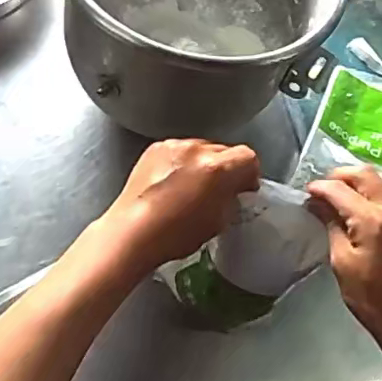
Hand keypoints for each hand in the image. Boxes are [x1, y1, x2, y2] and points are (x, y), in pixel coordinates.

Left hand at [97, 139, 258, 273]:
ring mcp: (174, 145)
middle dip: (225, 167)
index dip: (249, 173)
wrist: (133, 232)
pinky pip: (179, 149)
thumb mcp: (218, 222)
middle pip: (225, 149)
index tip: (244, 187)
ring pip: (201, 147)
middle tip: (218, 191)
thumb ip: (232, 198)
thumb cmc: (174, 235)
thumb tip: (233, 190)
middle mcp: (197, 149)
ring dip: (203, 163)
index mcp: (217, 168)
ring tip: (191, 188)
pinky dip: (181, 162)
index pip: (248, 156)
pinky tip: (172, 183)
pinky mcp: (156, 147)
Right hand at [306, 166, 381, 356]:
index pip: (340, 190)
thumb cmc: (372, 300)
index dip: (320, 187)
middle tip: (324, 188)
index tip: (307, 192)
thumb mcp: (342, 264)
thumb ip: (331, 226)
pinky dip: (375, 188)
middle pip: (364, 173)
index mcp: (372, 220)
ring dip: (360, 178)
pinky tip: (362, 202)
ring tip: (343, 192)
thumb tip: (318, 204)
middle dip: (340, 175)